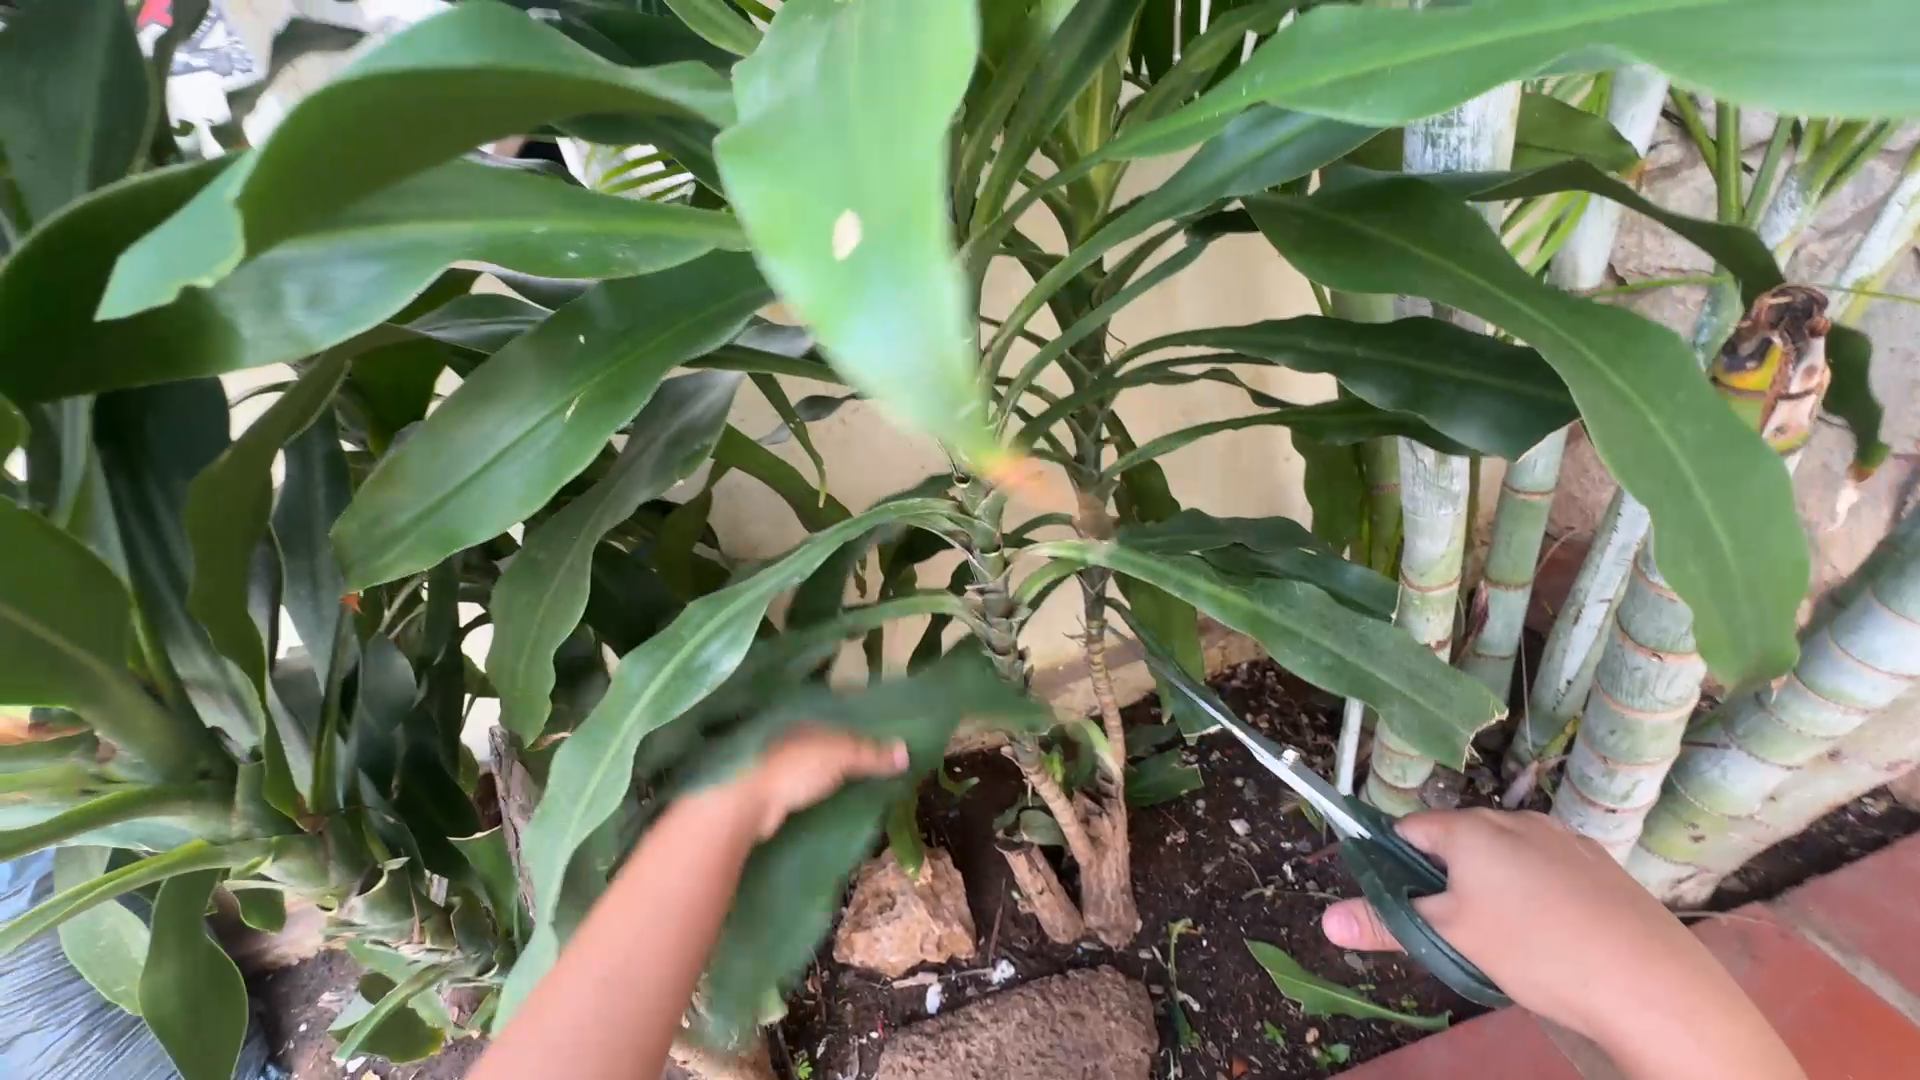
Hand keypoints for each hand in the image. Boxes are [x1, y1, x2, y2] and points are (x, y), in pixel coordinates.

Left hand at [724, 729, 910, 838]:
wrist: (743, 803)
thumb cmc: (793, 767)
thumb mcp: (840, 754)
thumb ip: (871, 753)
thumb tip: (906, 752)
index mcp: (810, 718)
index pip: (845, 710)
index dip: (868, 717)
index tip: (893, 727)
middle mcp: (797, 735)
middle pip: (835, 736)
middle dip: (858, 744)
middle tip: (890, 756)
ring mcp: (786, 762)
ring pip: (822, 760)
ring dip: (843, 769)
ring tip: (874, 778)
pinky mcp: (779, 789)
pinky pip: (813, 784)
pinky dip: (829, 788)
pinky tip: (845, 796)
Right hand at [1320, 809, 1728, 1041]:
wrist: (1660, 991)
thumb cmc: (1536, 951)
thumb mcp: (1449, 937)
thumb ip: (1383, 922)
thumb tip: (1325, 921)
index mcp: (1469, 827)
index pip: (1408, 830)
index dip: (1398, 866)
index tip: (1409, 905)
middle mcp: (1513, 818)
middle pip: (1456, 842)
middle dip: (1447, 880)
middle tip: (1458, 931)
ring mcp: (1564, 838)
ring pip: (1504, 857)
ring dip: (1492, 886)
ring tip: (1511, 941)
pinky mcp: (1604, 866)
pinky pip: (1548, 870)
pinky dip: (1539, 895)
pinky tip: (1558, 938)